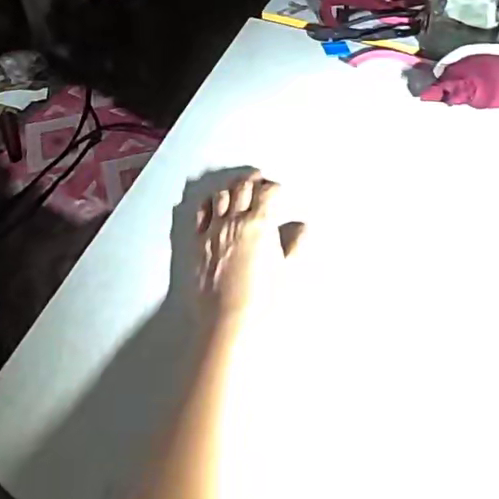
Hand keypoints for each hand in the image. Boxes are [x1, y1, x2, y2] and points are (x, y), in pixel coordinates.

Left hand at [189, 172, 300, 319]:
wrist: (225, 320)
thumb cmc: (259, 301)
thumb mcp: (287, 273)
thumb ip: (295, 245)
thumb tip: (302, 227)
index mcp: (258, 225)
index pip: (267, 193)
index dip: (274, 188)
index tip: (278, 190)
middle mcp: (233, 221)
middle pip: (242, 187)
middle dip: (253, 179)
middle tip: (259, 178)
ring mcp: (212, 229)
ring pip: (220, 195)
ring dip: (231, 187)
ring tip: (237, 187)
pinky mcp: (196, 241)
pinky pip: (199, 211)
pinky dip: (207, 201)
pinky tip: (212, 202)